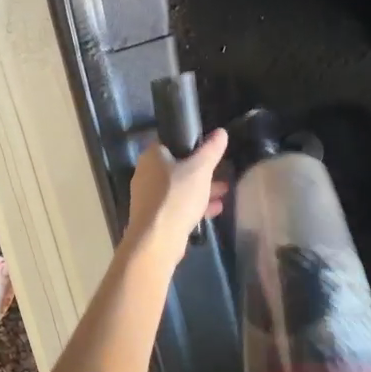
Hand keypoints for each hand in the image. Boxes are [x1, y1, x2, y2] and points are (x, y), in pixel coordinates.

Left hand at [125, 129, 228, 261]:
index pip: (170, 142)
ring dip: (201, 189)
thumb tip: (221, 132)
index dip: (190, 143)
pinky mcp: (155, 217)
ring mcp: (149, 197)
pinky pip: (177, 206)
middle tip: (221, 172)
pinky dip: (195, 205)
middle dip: (201, 171)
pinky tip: (215, 209)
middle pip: (177, 167)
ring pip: (179, 188)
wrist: (157, 239)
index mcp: (151, 157)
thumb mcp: (200, 169)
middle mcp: (146, 174)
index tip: (209, 150)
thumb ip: (211, 150)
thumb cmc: (177, 196)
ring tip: (224, 191)